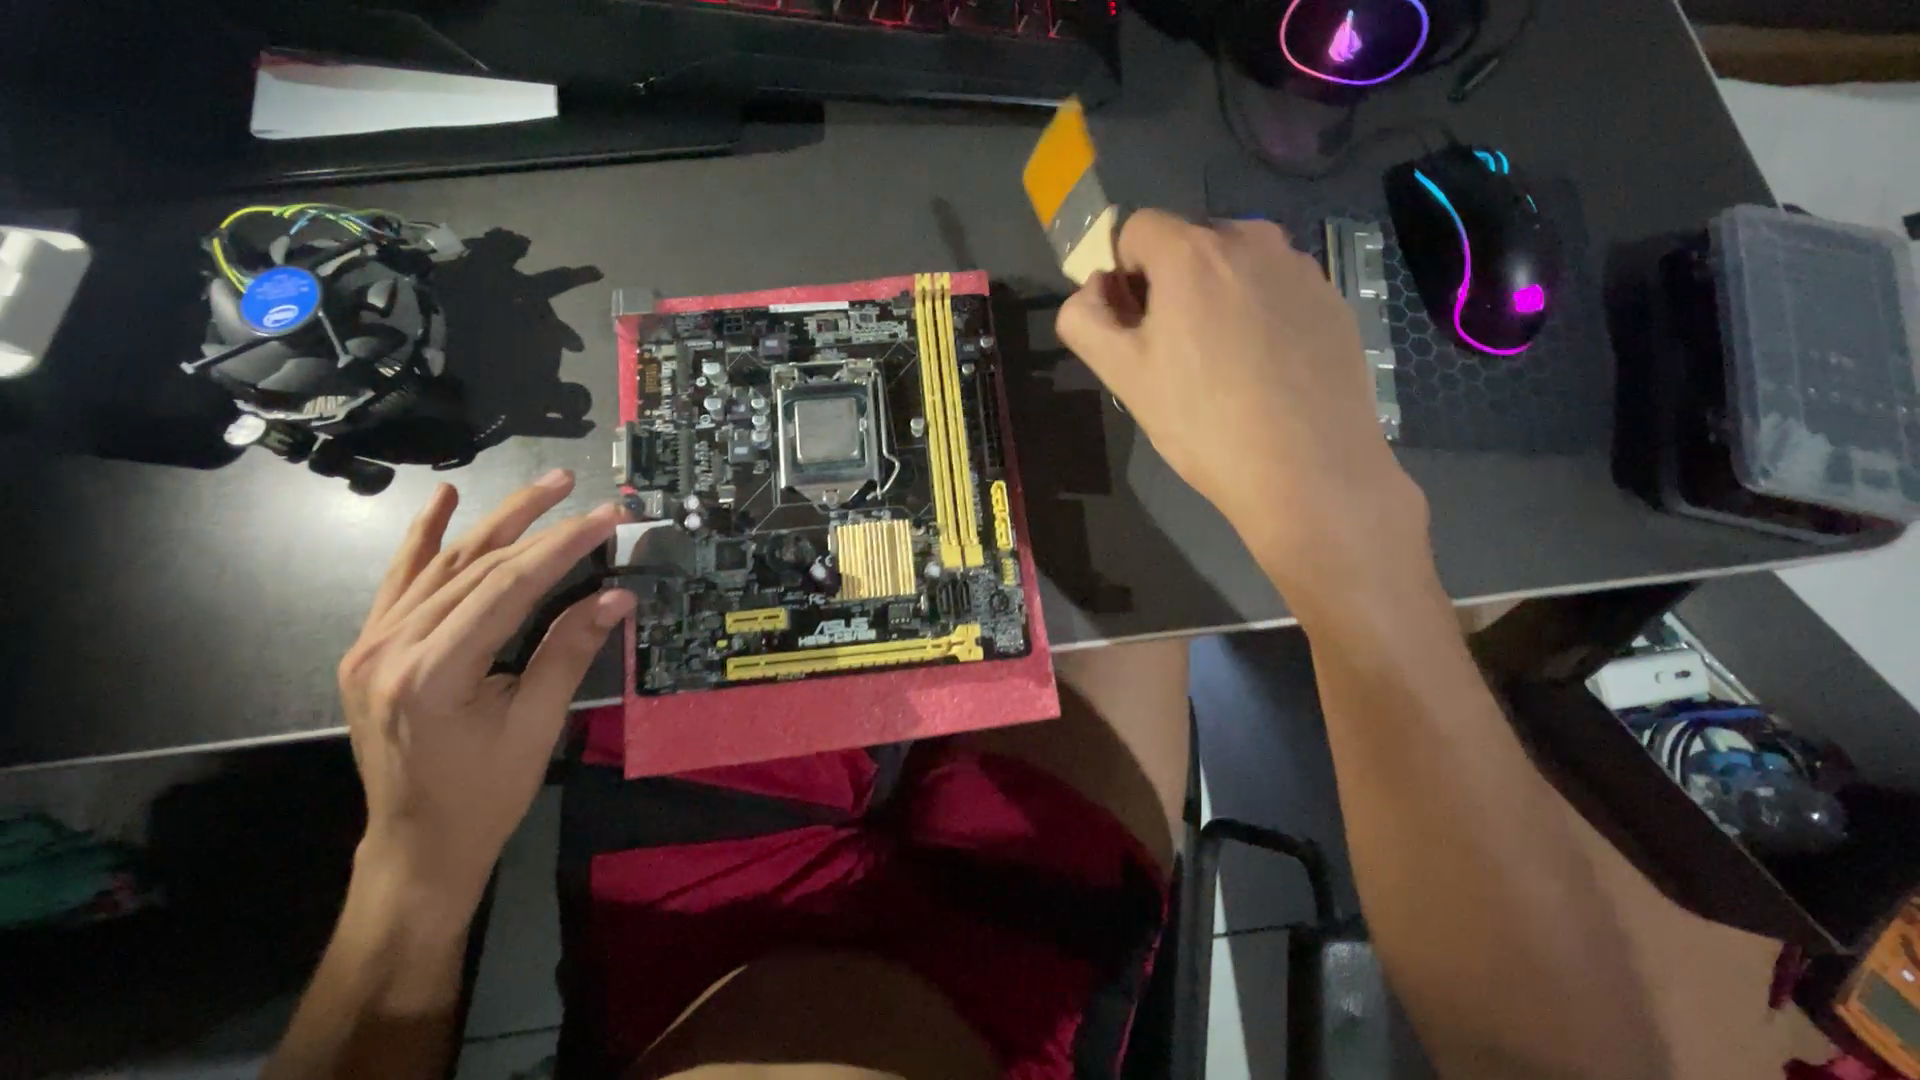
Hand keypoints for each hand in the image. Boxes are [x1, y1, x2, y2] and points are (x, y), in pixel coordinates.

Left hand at [338, 471, 633, 909]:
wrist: (419, 842)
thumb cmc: (486, 793)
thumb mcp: (536, 724)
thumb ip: (569, 651)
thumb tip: (617, 595)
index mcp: (433, 672)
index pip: (509, 586)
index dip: (563, 547)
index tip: (605, 517)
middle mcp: (391, 648)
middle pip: (474, 566)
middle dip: (535, 525)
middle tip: (579, 491)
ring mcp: (371, 645)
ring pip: (442, 566)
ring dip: (494, 522)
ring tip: (540, 488)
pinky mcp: (370, 649)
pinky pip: (401, 582)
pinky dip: (423, 539)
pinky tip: (443, 502)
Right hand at [1056, 211, 1429, 600]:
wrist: (1310, 470)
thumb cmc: (1204, 423)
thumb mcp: (1122, 376)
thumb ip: (1084, 320)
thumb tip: (1092, 292)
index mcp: (1192, 253)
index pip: (1136, 229)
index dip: (1124, 275)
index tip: (1135, 327)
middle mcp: (1251, 240)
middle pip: (1190, 244)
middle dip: (1173, 286)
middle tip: (1178, 355)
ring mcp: (1300, 268)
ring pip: (1238, 267)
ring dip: (1219, 299)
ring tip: (1226, 367)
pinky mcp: (1332, 300)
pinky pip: (1278, 291)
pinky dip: (1262, 316)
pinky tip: (1266, 373)